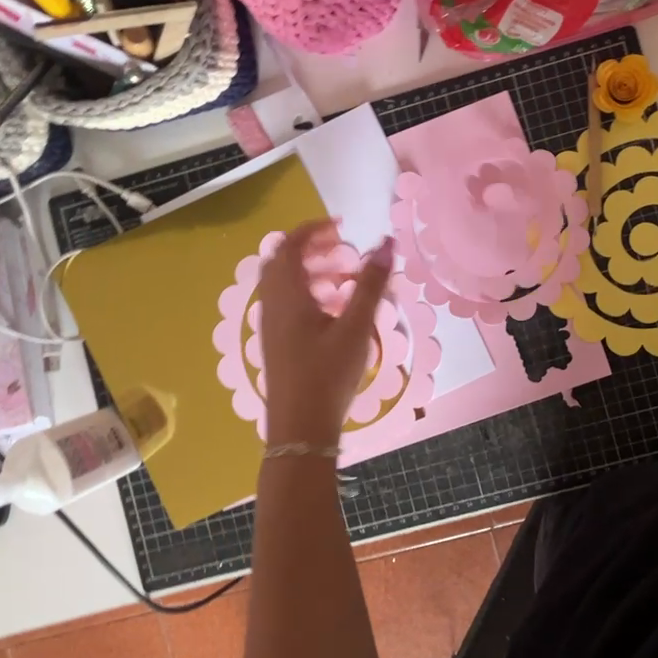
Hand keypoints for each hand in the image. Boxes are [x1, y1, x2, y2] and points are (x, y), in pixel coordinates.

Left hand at [258, 220, 394, 445]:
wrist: (300, 430)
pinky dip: (309, 293)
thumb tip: (386, 243)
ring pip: (285, 283)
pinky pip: (287, 303)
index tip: (343, 227)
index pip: (290, 244)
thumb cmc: (328, 376)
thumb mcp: (356, 328)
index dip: (315, 229)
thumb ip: (371, 283)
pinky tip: (336, 312)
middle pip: (283, 261)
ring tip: (346, 281)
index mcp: (287, 295)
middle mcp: (272, 305)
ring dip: (313, 271)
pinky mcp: (276, 342)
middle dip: (314, 249)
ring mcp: (270, 325)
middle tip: (346, 252)